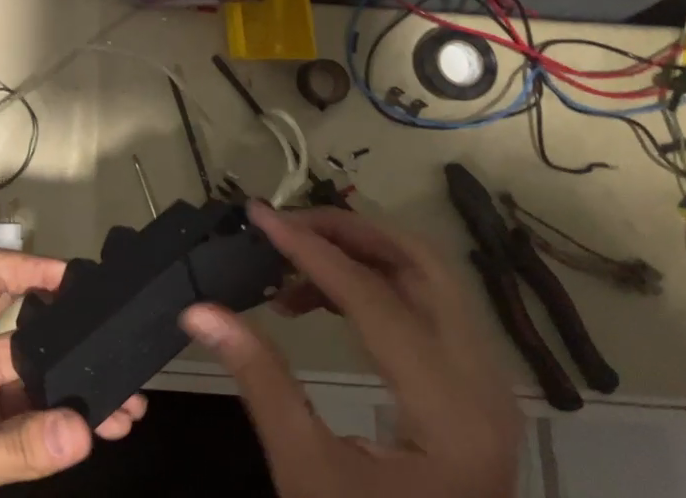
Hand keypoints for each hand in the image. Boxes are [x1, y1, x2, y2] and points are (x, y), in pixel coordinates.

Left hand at [0, 250, 147, 497]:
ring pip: (36, 374)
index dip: (32, 268)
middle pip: (21, 325)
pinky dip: (68, 421)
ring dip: (78, 386)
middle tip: (120, 347)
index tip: (82, 282)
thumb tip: (83, 428)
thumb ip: (7, 449)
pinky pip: (34, 415)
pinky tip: (104, 429)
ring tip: (129, 406)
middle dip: (71, 334)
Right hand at [181, 204, 522, 497]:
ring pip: (428, 279)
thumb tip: (200, 311)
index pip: (376, 298)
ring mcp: (486, 384)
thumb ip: (259, 380)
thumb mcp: (306, 470)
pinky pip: (428, 306)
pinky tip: (318, 298)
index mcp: (448, 409)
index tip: (258, 216)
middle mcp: (483, 383)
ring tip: (291, 259)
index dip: (310, 250)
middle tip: (283, 226)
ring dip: (361, 253)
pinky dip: (375, 283)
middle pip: (421, 267)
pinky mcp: (472, 388)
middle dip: (348, 232)